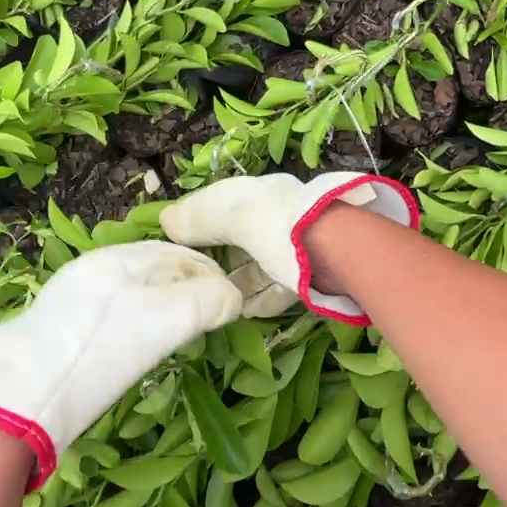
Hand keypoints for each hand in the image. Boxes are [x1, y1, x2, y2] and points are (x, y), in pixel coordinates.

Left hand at [0, 241, 240, 489]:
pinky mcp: (60, 321)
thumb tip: (232, 297)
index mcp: (118, 260)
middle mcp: (95, 267)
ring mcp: (73, 293)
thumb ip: (203, 302)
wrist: (19, 401)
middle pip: (156, 265)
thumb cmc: (97, 356)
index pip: (179, 255)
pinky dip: (138, 312)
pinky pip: (112, 305)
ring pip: (135, 286)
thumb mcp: (162, 324)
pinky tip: (143, 336)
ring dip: (165, 297)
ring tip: (183, 323)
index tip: (231, 299)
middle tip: (213, 310)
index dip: (211, 275)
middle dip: (189, 282)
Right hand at [161, 172, 417, 324]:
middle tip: (189, 276)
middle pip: (239, 234)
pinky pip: (277, 286)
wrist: (340, 251)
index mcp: (258, 194)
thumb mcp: (233, 215)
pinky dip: (260, 298)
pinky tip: (244, 311)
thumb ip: (201, 218)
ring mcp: (293, 246)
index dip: (195, 217)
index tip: (171, 237)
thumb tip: (166, 219)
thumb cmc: (279, 226)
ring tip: (210, 298)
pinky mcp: (307, 276)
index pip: (219, 202)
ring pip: (257, 264)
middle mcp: (276, 216)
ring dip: (236, 280)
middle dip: (215, 253)